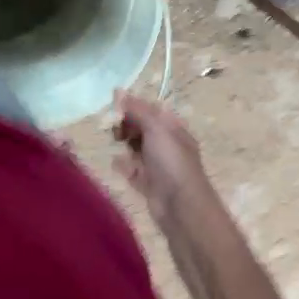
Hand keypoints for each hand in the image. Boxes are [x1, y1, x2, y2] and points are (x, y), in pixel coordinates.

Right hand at [111, 91, 208, 215]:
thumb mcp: (155, 128)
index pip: (150, 110)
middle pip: (141, 128)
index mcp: (173, 129)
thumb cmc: (171, 162)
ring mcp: (158, 165)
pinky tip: (120, 166)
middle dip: (126, 126)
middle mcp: (167, 145)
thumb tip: (117, 90)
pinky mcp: (149, 183)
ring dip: (124, 145)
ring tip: (117, 145)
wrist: (181, 208)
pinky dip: (125, 167)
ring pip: (135, 148)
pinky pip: (132, 169)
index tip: (116, 108)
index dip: (133, 107)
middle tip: (117, 130)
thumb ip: (136, 109)